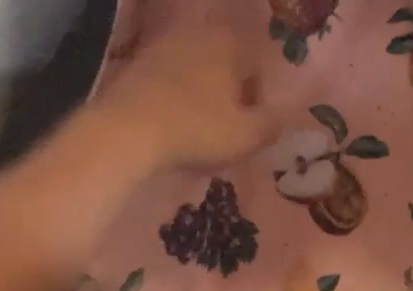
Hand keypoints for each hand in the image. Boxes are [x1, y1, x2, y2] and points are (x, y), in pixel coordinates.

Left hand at [92, 26, 274, 171]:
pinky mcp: (140, 60)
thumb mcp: (246, 137)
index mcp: (232, 43)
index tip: (249, 129)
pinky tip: (174, 125)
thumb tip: (282, 118)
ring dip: (203, 98)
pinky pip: (171, 81)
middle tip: (225, 131)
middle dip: (230, 97)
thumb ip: (270, 126)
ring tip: (199, 131)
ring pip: (198, 72)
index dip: (258, 102)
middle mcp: (201, 32)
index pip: (258, 68)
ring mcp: (167, 43)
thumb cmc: (198, 130)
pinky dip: (177, 99)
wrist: (129, 128)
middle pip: (227, 67)